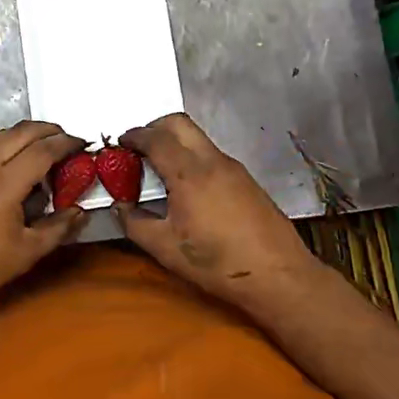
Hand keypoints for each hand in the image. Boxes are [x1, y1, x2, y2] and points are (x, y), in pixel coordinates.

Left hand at [0, 121, 88, 313]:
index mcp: (3, 183)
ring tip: (41, 149)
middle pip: (20, 132)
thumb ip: (58, 228)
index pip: (42, 150)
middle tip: (65, 139)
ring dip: (24, 135)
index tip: (82, 143)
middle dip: (47, 130)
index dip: (66, 143)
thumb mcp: (26, 253)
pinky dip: (3, 145)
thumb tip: (80, 211)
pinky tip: (9, 165)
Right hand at [115, 113, 320, 306]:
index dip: (134, 137)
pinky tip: (188, 187)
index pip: (156, 138)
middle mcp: (212, 161)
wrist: (278, 276)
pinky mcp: (246, 180)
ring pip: (198, 138)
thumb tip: (121, 207)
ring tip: (160, 170)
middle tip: (139, 148)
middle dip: (154, 128)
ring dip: (175, 143)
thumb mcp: (165, 249)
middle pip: (179, 123)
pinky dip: (192, 158)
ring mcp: (233, 168)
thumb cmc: (217, 262)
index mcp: (189, 173)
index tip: (120, 143)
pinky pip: (211, 155)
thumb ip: (135, 223)